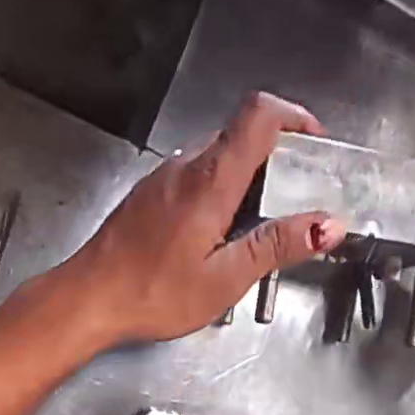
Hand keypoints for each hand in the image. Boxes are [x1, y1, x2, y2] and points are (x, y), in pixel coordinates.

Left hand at [56, 93, 346, 344]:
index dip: (294, 117)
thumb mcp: (224, 278)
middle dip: (274, 155)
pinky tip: (214, 232)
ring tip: (256, 221)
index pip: (259, 115)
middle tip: (292, 194)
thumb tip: (328, 225)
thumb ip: (277, 246)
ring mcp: (161, 179)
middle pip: (238, 133)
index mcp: (209, 181)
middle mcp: (183, 167)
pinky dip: (217, 189)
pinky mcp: (147, 195)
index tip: (313, 141)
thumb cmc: (151, 294)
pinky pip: (191, 176)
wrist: (87, 300)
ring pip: (214, 155)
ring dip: (244, 175)